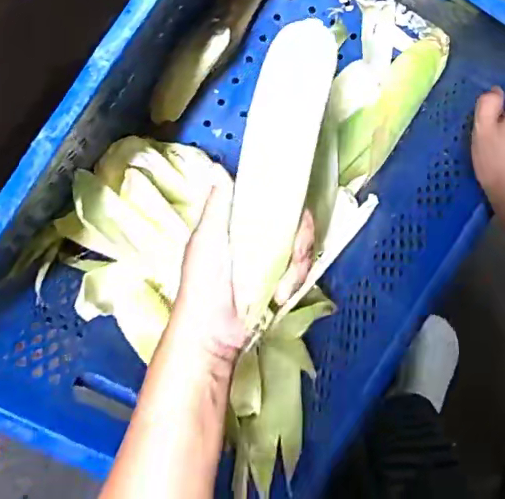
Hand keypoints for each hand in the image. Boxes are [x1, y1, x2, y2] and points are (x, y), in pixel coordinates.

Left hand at [166, 171, 312, 368]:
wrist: (213, 336)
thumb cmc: (203, 284)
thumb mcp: (205, 240)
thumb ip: (217, 205)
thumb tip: (219, 168)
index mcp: (237, 220)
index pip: (269, 198)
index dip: (283, 198)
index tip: (291, 205)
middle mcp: (257, 234)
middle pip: (293, 220)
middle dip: (299, 238)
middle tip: (293, 256)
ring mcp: (271, 258)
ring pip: (301, 245)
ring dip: (296, 265)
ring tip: (280, 286)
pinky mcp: (282, 280)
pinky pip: (302, 269)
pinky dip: (296, 281)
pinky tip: (281, 294)